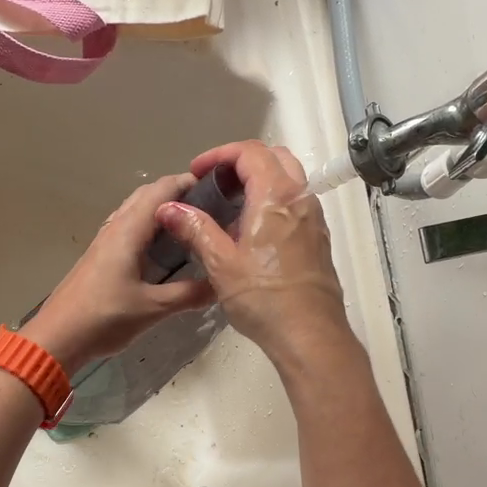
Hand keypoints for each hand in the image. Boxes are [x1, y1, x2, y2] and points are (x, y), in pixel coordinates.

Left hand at [20, 174, 217, 375]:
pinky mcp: (98, 258)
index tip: (221, 192)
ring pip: (135, 212)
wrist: (57, 338)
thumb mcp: (152, 308)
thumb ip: (188, 294)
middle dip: (178, 196)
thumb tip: (220, 285)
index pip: (163, 189)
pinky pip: (127, 231)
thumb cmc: (104, 318)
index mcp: (129, 230)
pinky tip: (160, 253)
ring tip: (189, 230)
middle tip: (208, 213)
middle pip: (148, 195)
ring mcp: (103, 242)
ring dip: (161, 213)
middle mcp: (115, 227)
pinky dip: (147, 230)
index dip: (191, 182)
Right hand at [156, 141, 349, 363]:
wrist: (308, 334)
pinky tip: (250, 235)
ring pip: (288, 182)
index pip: (250, 152)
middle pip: (274, 158)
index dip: (220, 155)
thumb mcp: (220, 263)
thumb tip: (170, 208)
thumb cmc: (264, 298)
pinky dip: (272, 205)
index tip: (198, 171)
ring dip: (259, 183)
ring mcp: (313, 220)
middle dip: (242, 163)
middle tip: (215, 183)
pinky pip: (294, 207)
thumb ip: (195, 229)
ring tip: (230, 209)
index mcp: (276, 196)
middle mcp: (300, 199)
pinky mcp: (317, 241)